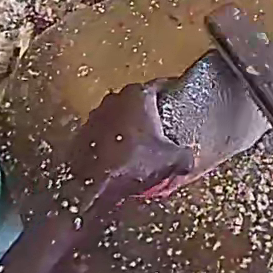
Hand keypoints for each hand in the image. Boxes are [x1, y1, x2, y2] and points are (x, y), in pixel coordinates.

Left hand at [67, 84, 189, 212]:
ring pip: (120, 116)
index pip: (159, 87)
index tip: (176, 106)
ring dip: (128, 128)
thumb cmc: (134, 163)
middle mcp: (115, 97)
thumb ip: (185, 155)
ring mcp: (96, 113)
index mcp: (138, 95)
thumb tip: (190, 159)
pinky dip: (113, 139)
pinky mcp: (83, 131)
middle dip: (148, 114)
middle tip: (160, 131)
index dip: (170, 96)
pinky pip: (105, 132)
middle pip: (138, 102)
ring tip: (139, 146)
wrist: (92, 185)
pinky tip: (119, 156)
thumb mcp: (170, 160)